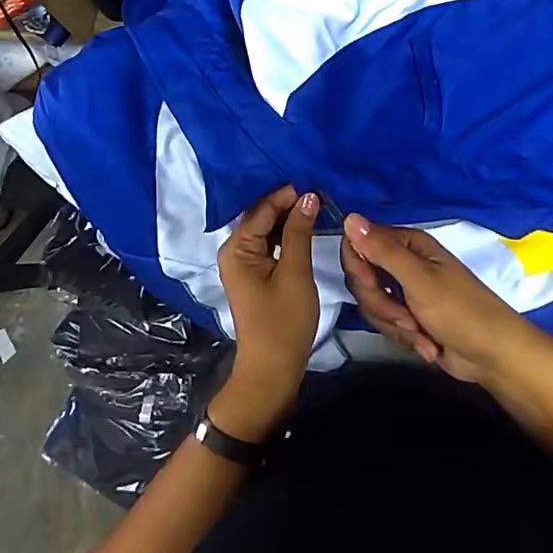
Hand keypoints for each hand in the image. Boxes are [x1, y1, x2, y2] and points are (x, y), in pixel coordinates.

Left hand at [212, 187, 320, 440]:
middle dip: (287, 204)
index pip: (261, 210)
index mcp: (236, 248)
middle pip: (261, 217)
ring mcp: (243, 262)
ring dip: (288, 219)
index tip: (314, 183)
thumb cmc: (283, 322)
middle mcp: (234, 250)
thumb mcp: (295, 274)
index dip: (286, 195)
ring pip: (267, 230)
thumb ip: (300, 232)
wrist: (273, 369)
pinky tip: (305, 228)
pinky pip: (269, 245)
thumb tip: (308, 197)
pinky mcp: (254, 273)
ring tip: (317, 204)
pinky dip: (286, 236)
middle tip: (319, 191)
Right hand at [341, 215, 527, 384]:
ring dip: (394, 324)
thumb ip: (382, 250)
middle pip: (361, 277)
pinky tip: (426, 344)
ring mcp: (404, 291)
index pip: (357, 243)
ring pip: (371, 304)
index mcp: (407, 244)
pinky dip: (403, 337)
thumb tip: (350, 217)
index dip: (357, 267)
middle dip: (380, 304)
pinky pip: (384, 323)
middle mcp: (402, 262)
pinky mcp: (407, 316)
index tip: (371, 285)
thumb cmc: (462, 312)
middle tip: (405, 318)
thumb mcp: (419, 279)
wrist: (494, 357)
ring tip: (421, 333)